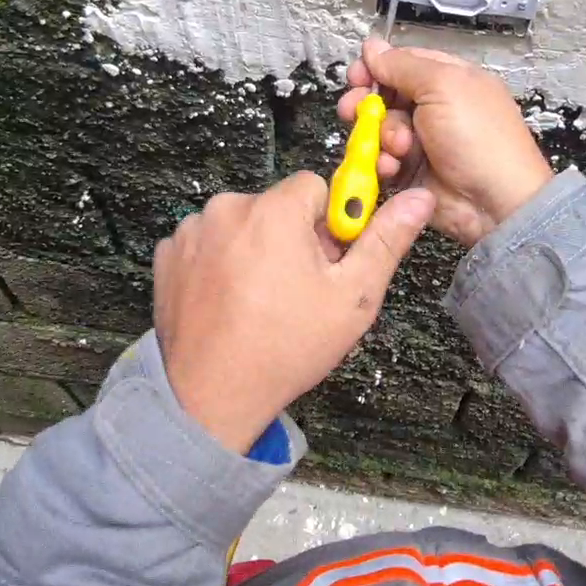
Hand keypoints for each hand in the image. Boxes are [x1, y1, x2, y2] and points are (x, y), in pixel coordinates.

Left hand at [153, 172, 435, 452]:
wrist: (210, 398)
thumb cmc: (286, 348)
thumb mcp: (352, 297)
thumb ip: (386, 240)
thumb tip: (418, 198)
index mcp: (273, 210)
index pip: (315, 186)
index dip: (328, 222)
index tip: (326, 260)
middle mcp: (227, 208)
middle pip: (276, 205)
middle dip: (291, 236)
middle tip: (295, 289)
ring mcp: (191, 230)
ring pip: (242, 223)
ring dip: (254, 247)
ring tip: (258, 300)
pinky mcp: (167, 253)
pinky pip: (207, 241)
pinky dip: (219, 261)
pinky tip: (228, 300)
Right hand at [336, 39, 552, 248]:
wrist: (494, 203)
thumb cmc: (480, 139)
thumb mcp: (443, 86)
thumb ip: (403, 66)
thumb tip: (373, 46)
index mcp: (448, 80)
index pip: (403, 63)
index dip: (377, 67)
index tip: (356, 75)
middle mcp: (435, 108)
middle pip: (385, 97)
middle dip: (368, 104)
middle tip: (355, 109)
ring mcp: (422, 141)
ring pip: (379, 130)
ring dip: (380, 137)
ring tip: (397, 147)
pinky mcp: (411, 172)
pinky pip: (382, 161)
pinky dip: (382, 164)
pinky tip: (392, 167)